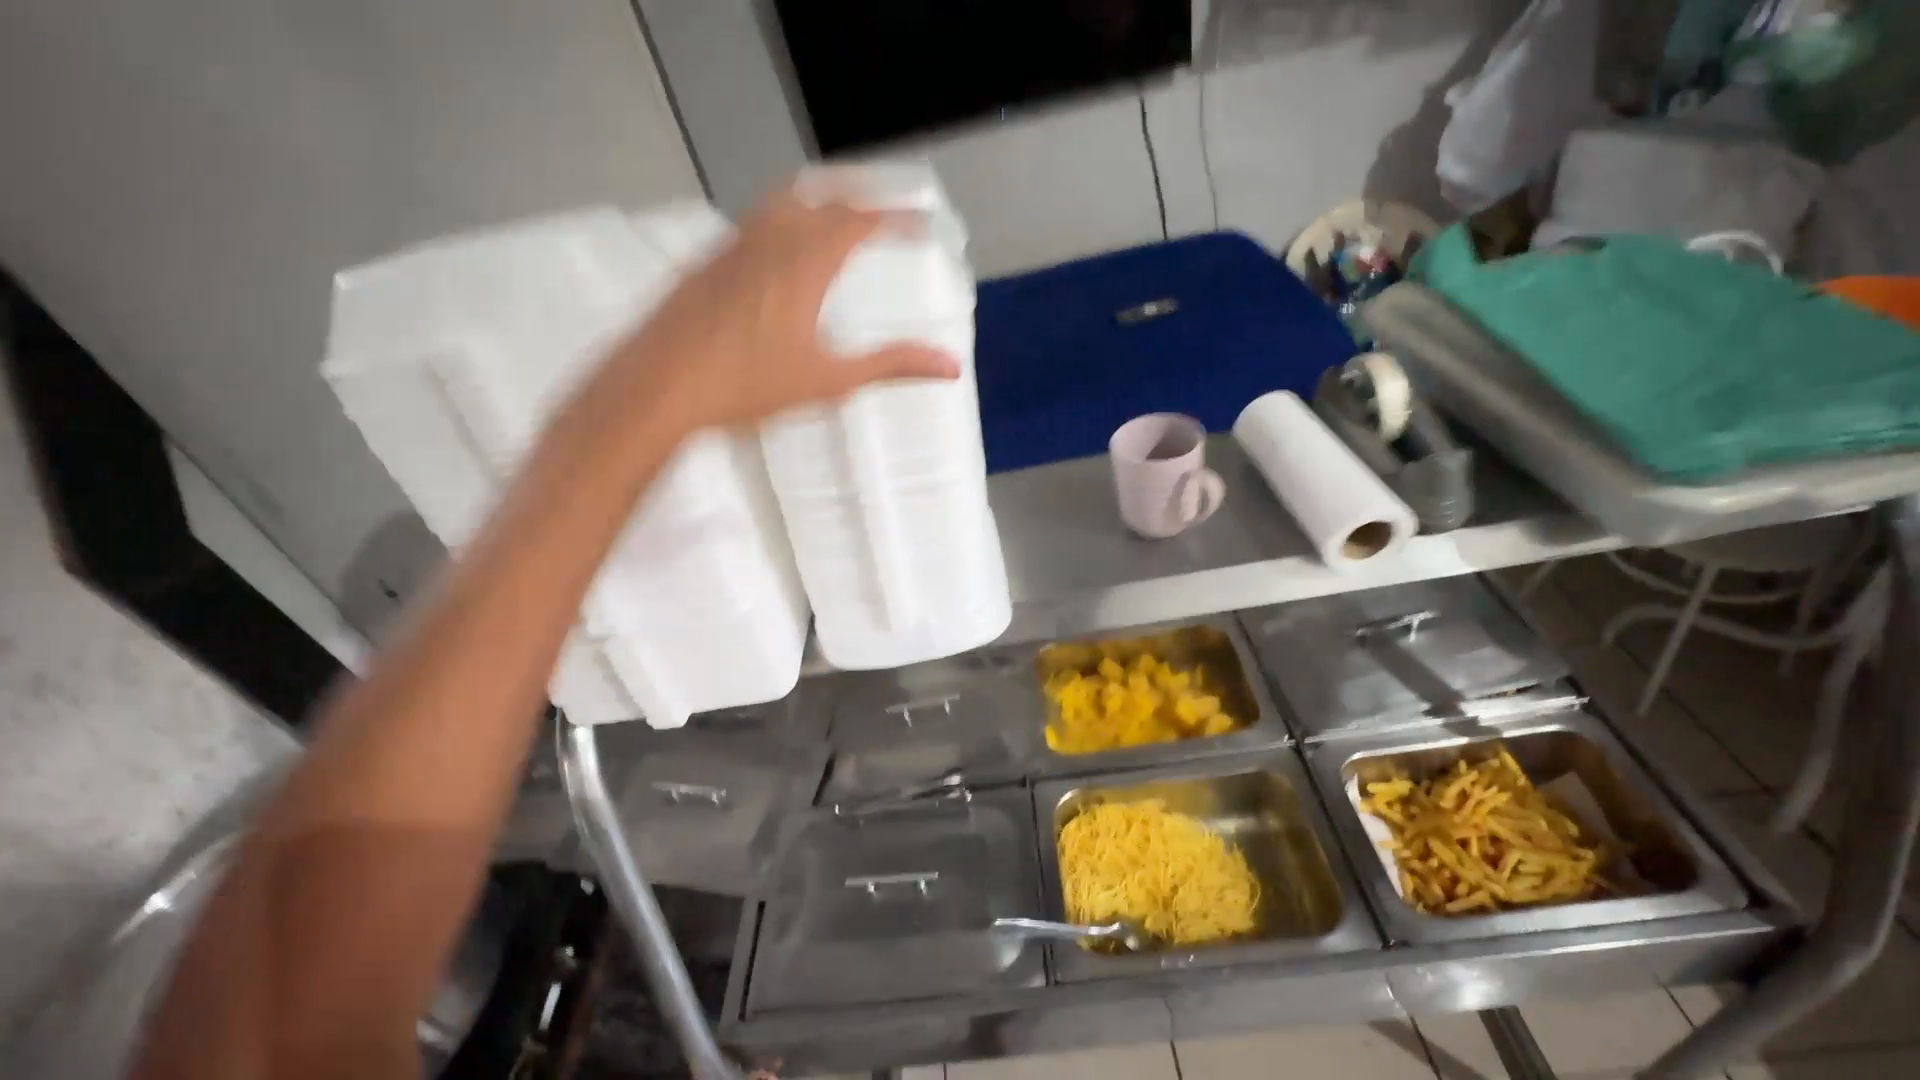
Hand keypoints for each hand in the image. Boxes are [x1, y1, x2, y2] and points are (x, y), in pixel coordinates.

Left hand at [612, 191, 961, 431]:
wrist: (657, 387)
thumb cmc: (746, 386)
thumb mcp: (827, 381)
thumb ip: (890, 366)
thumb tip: (950, 366)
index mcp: (806, 262)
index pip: (862, 221)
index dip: (897, 217)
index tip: (921, 222)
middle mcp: (770, 239)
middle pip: (824, 197)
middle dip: (861, 197)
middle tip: (884, 208)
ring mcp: (732, 246)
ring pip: (783, 201)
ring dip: (819, 199)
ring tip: (836, 213)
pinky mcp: (705, 261)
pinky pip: (753, 222)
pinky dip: (782, 218)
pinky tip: (779, 248)